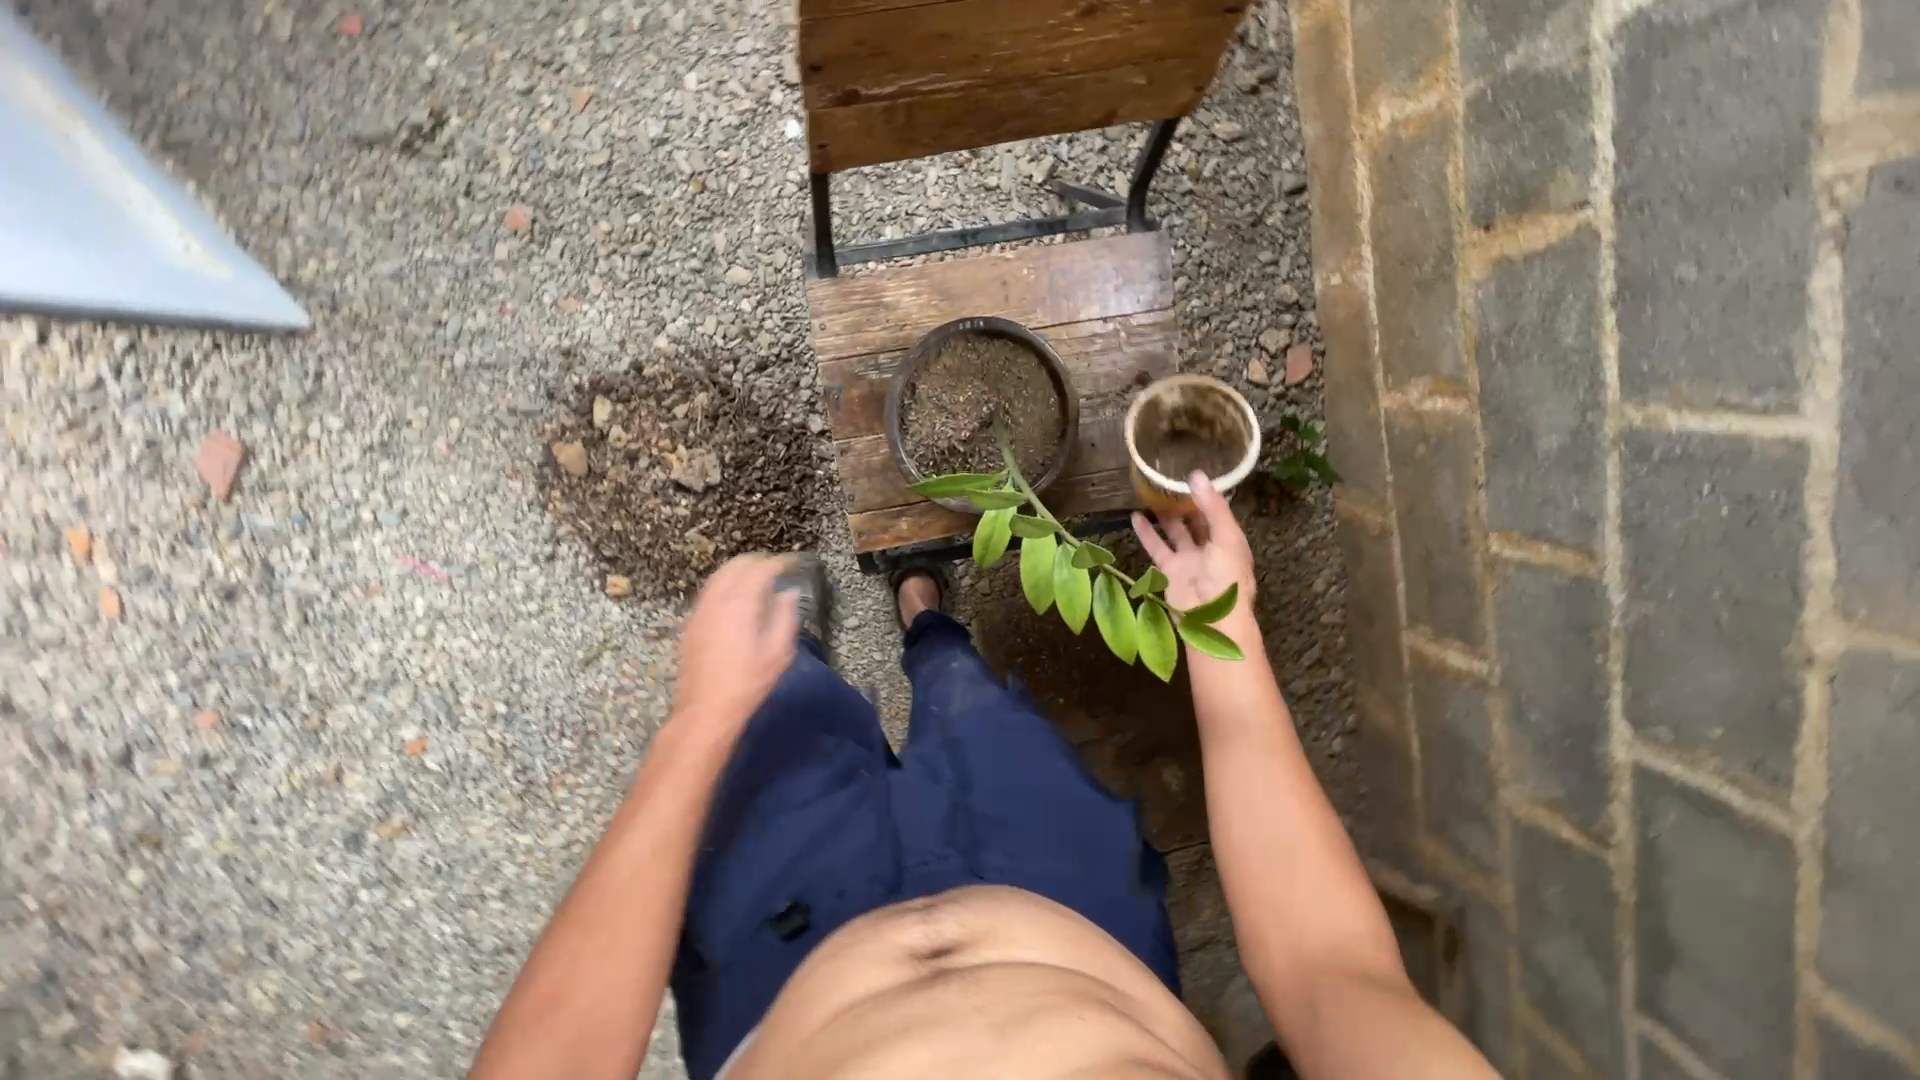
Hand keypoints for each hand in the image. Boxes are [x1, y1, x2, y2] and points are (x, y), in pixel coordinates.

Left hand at [667, 554, 799, 746]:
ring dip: (738, 571)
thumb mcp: (778, 653)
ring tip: (756, 578)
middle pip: (735, 565)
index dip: (778, 563)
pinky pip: (709, 591)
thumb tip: (789, 594)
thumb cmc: (748, 682)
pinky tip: (735, 598)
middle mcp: (717, 600)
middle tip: (775, 568)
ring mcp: (700, 610)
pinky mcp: (691, 623)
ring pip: (718, 576)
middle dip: (757, 562)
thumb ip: (785, 617)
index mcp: (741, 605)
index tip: (792, 564)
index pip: (760, 569)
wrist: (706, 708)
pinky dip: (725, 584)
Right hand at [1132, 472, 1256, 628]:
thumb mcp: (1226, 536)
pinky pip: (1157, 547)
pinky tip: (1135, 517)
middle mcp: (1209, 548)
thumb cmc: (1227, 576)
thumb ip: (1212, 507)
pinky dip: (1146, 533)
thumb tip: (1196, 476)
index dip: (1204, 495)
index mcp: (1229, 539)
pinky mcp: (1169, 570)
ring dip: (1164, 515)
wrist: (1212, 618)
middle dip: (1183, 503)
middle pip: (1195, 520)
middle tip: (1167, 481)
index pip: (1217, 512)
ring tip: (1150, 494)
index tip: (1189, 474)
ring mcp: (1189, 560)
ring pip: (1175, 532)